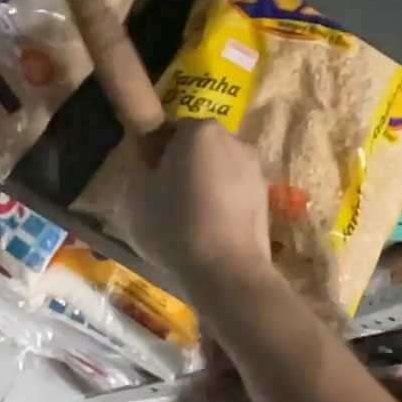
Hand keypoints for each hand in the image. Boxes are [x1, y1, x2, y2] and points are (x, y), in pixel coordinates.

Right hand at [128, 119, 273, 292]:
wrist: (226, 270)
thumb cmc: (174, 225)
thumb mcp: (136, 194)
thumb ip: (140, 169)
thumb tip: (150, 165)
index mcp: (198, 130)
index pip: (170, 130)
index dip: (155, 154)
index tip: (146, 179)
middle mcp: (233, 139)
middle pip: (199, 149)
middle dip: (183, 167)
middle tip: (164, 199)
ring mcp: (255, 169)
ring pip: (219, 171)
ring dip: (205, 186)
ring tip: (188, 220)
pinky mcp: (266, 199)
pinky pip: (234, 194)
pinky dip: (222, 205)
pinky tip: (209, 231)